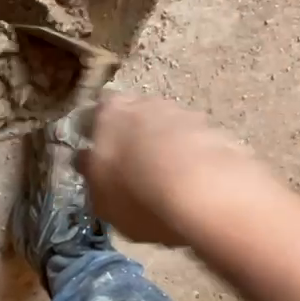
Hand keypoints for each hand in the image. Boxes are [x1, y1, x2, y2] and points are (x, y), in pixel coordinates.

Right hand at [77, 93, 254, 245]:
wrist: (207, 193)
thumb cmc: (138, 195)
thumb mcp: (101, 199)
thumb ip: (91, 176)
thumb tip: (86, 162)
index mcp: (106, 113)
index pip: (91, 117)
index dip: (94, 138)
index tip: (97, 158)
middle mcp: (141, 101)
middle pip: (130, 116)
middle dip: (130, 136)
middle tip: (132, 168)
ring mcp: (180, 111)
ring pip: (163, 126)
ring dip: (162, 145)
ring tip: (167, 180)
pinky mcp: (212, 128)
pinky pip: (192, 142)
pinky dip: (190, 157)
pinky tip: (193, 183)